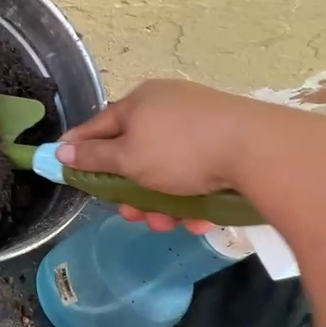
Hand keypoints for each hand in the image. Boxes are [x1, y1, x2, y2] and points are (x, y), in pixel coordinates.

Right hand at [56, 79, 286, 233]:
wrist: (266, 152)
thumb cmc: (181, 151)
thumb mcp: (126, 158)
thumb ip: (91, 157)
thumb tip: (59, 151)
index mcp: (139, 101)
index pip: (96, 127)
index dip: (78, 151)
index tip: (66, 172)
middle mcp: (169, 106)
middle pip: (134, 152)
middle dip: (130, 191)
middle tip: (132, 214)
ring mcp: (202, 122)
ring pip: (166, 167)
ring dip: (161, 200)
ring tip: (169, 224)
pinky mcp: (232, 140)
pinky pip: (198, 169)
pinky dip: (192, 194)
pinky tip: (198, 217)